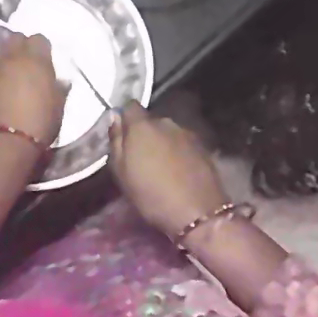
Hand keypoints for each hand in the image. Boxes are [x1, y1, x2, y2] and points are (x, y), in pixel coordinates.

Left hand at [0, 33, 65, 162]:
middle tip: (29, 64)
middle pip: (16, 39)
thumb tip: (60, 80)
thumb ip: (59, 88)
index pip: (39, 38)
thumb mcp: (58, 106)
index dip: (42, 48)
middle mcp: (12, 58)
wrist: (4, 145)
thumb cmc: (39, 123)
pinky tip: (0, 88)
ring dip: (7, 59)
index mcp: (36, 59)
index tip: (46, 61)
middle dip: (22, 47)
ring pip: (0, 52)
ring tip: (13, 74)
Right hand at [111, 104, 228, 237]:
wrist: (197, 211)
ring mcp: (186, 132)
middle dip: (144, 134)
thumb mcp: (121, 172)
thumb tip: (115, 116)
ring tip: (161, 167)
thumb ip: (116, 140)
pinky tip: (178, 171)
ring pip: (167, 132)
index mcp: (143, 125)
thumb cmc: (151, 194)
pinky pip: (182, 142)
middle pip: (150, 121)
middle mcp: (166, 122)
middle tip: (140, 158)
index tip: (122, 135)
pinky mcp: (202, 145)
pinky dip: (178, 151)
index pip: (130, 106)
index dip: (125, 117)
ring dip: (162, 142)